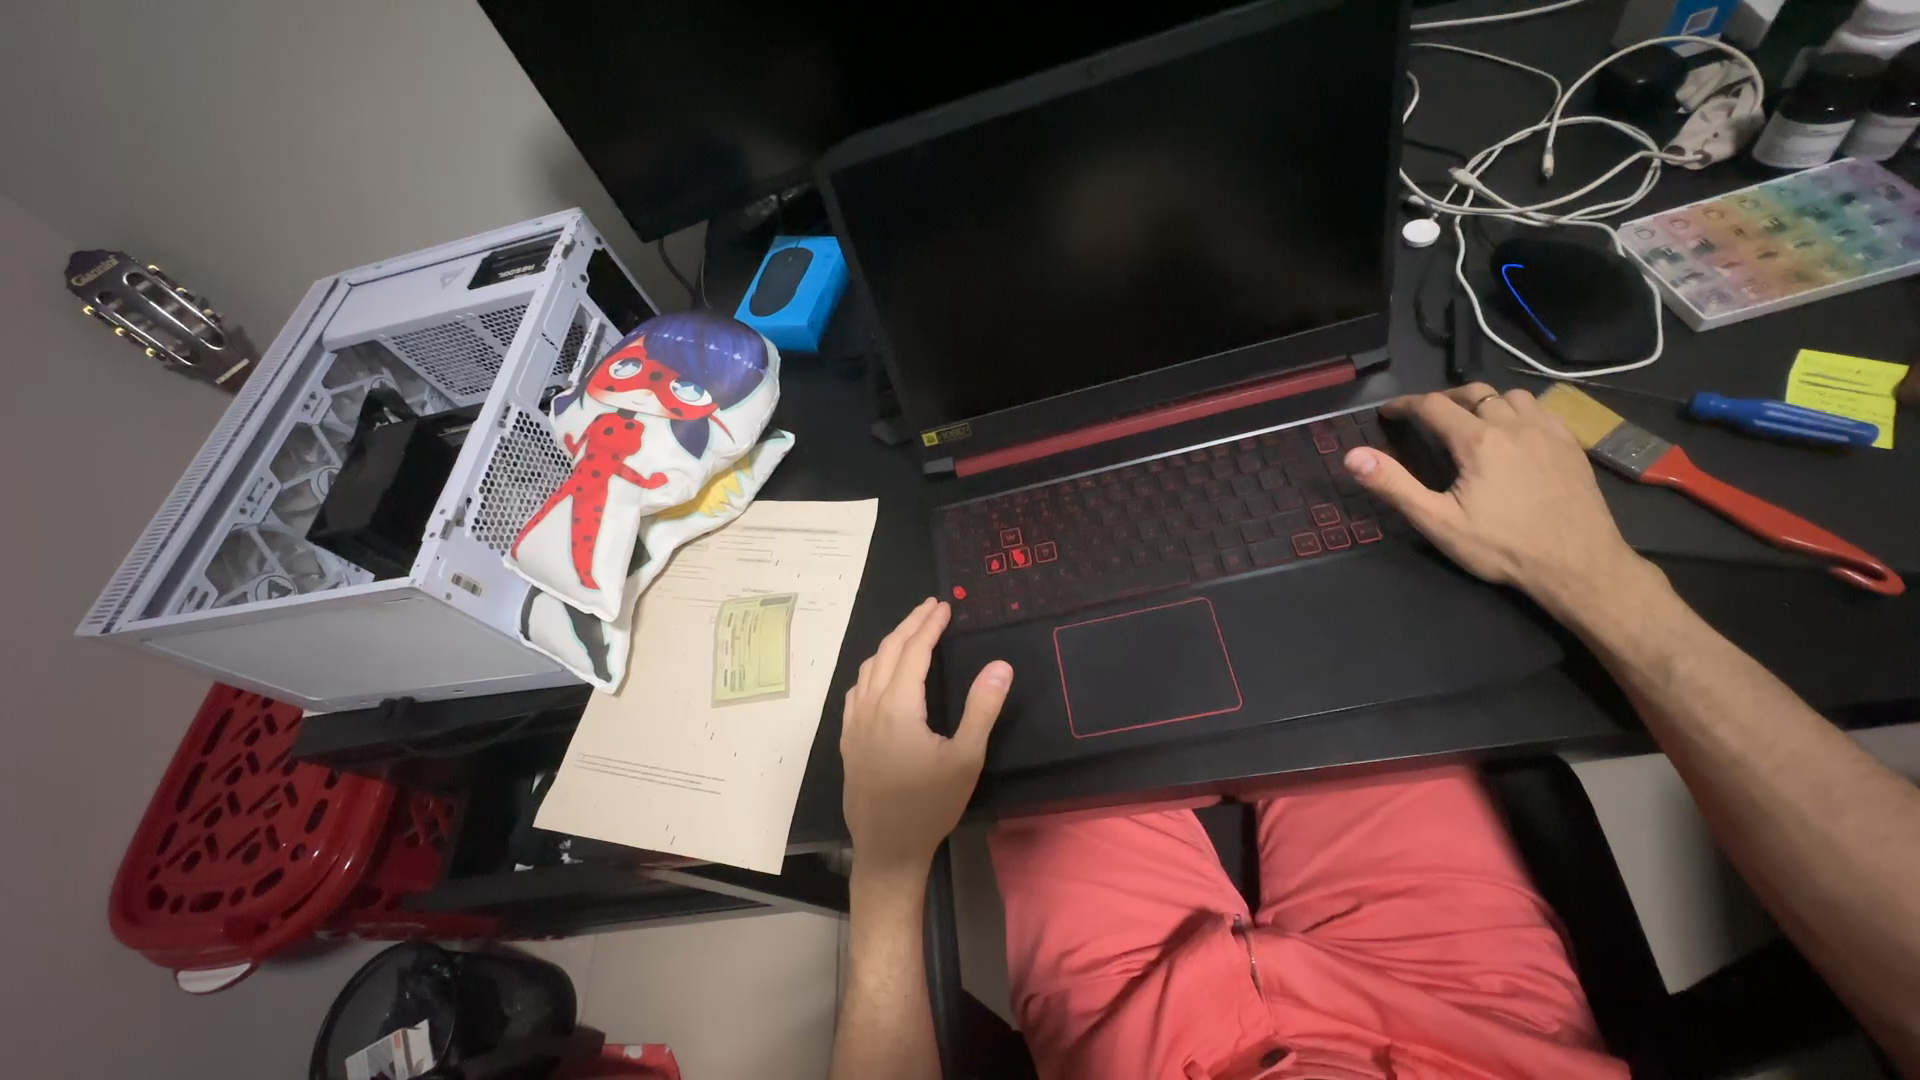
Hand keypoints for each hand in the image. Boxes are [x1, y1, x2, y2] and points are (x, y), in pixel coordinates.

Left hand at [841, 598, 1012, 878]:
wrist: (887, 848)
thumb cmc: (929, 805)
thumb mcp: (966, 758)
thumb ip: (982, 708)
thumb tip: (1000, 665)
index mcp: (898, 706)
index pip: (913, 651)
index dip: (929, 625)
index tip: (944, 606)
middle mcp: (871, 706)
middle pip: (888, 652)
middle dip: (909, 625)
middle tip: (930, 607)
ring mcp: (855, 723)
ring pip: (869, 668)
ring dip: (890, 644)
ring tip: (910, 634)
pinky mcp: (849, 740)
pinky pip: (857, 690)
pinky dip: (873, 669)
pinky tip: (881, 676)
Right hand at [1343, 383, 1648, 610]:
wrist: (1578, 565)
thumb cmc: (1502, 547)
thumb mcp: (1437, 522)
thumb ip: (1394, 485)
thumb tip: (1352, 456)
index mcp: (1478, 441)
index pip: (1433, 406)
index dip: (1405, 405)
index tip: (1387, 413)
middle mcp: (1514, 426)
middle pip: (1473, 393)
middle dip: (1442, 399)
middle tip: (1423, 416)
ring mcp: (1548, 433)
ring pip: (1510, 396)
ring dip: (1482, 401)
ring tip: (1467, 420)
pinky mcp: (1571, 445)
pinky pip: (1541, 410)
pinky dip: (1516, 411)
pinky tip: (1512, 432)